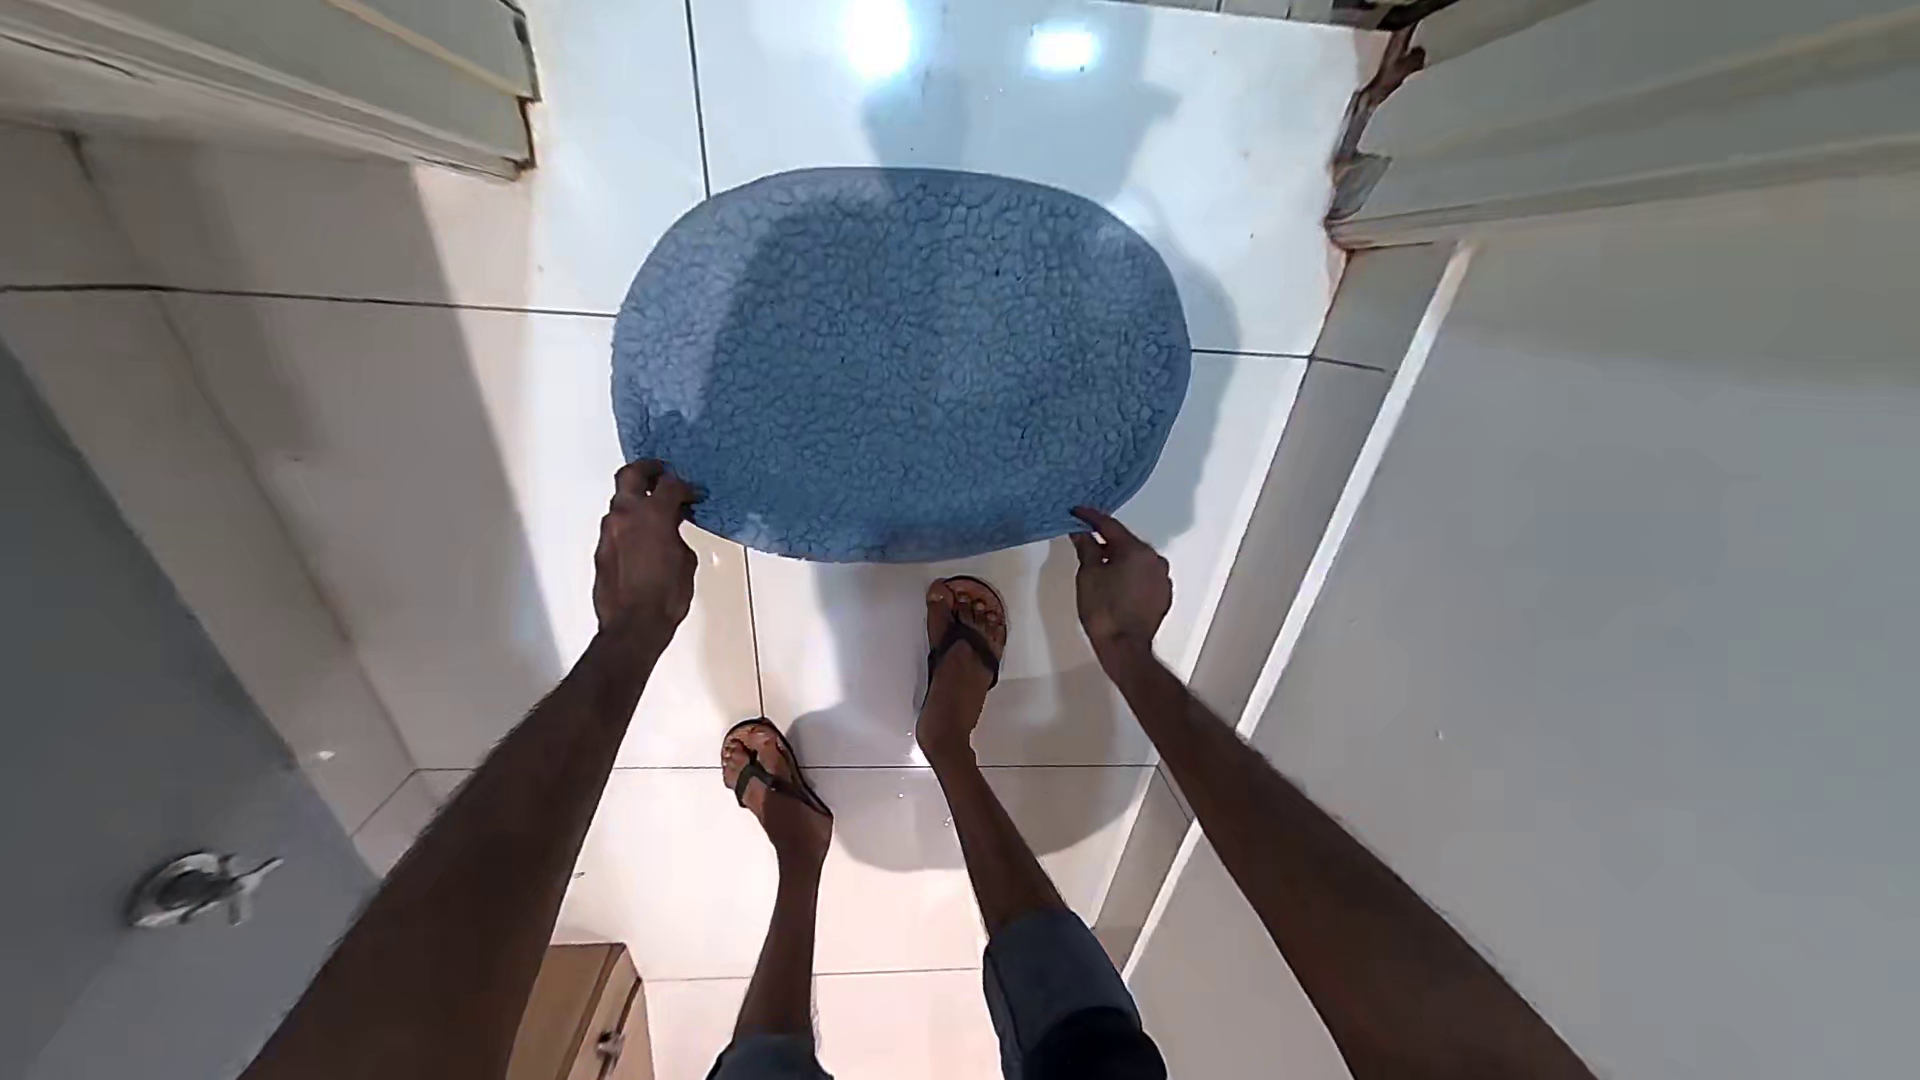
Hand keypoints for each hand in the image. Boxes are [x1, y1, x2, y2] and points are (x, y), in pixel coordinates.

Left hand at [593, 460, 698, 646]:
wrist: (634, 623)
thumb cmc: (666, 595)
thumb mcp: (685, 559)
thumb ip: (676, 534)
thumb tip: (671, 529)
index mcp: (653, 514)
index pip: (669, 485)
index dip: (685, 486)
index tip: (693, 493)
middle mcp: (626, 515)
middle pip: (631, 475)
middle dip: (648, 470)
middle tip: (661, 473)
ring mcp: (610, 531)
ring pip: (620, 500)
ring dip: (636, 498)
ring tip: (655, 508)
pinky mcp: (602, 548)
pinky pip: (616, 524)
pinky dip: (630, 521)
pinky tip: (644, 534)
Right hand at [1068, 506, 1171, 659]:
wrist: (1124, 647)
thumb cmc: (1104, 611)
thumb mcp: (1088, 574)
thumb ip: (1086, 548)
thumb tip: (1082, 534)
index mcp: (1136, 550)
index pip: (1110, 526)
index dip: (1091, 517)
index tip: (1078, 513)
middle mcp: (1155, 560)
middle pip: (1126, 542)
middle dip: (1106, 540)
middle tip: (1085, 539)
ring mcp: (1162, 579)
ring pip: (1137, 559)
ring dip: (1119, 558)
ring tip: (1099, 564)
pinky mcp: (1163, 596)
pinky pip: (1144, 576)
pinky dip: (1130, 574)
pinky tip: (1115, 582)